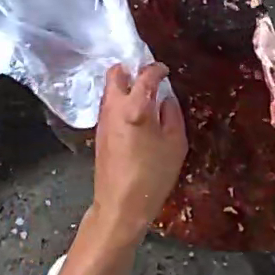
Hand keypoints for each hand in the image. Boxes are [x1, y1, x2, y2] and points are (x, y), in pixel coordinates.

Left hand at [88, 63, 187, 242]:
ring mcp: (103, 119)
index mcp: (135, 106)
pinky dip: (120, 102)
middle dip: (130, 70)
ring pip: (109, 90)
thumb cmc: (152, 175)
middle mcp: (114, 107)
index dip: (156, 69)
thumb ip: (172, 114)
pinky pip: (109, 106)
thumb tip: (165, 99)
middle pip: (115, 74)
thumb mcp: (175, 144)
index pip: (145, 76)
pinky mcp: (99, 132)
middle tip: (147, 77)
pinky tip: (134, 115)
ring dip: (124, 86)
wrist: (120, 205)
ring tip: (143, 96)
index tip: (164, 70)